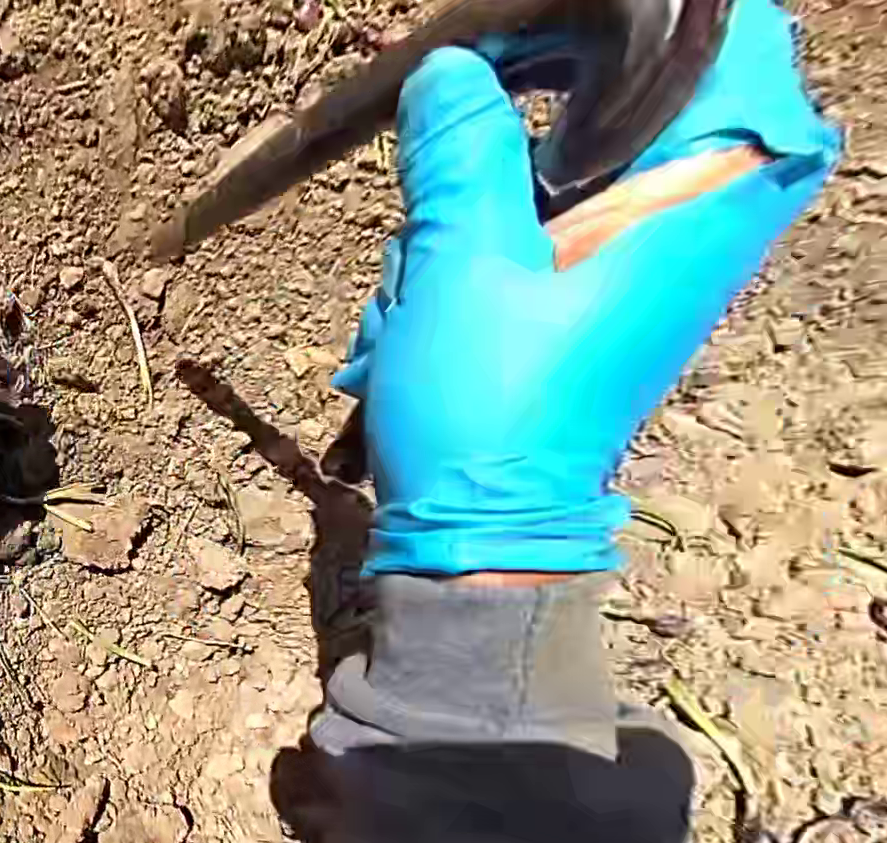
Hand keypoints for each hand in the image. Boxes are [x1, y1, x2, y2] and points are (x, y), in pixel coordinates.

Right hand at [338, 0, 837, 575]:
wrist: (475, 522)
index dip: (585, 36)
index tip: (487, 65)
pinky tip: (404, 336)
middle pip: (581, 128)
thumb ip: (458, 160)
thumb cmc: (484, 399)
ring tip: (398, 323)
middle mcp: (696, 212)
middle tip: (418, 244)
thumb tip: (445, 70)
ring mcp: (632, 265)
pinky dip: (445, 285)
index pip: (699, 31)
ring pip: (523, 200)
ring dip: (438, 252)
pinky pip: (510, 254)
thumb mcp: (459, 271)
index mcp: (716, 181)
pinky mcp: (579, 306)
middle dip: (471, 184)